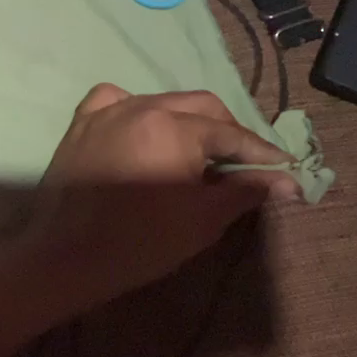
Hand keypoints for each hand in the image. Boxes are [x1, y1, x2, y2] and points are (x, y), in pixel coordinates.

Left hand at [24, 85, 297, 297]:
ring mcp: (105, 112)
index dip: (261, 152)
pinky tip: (143, 129)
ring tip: (199, 152)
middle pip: (199, 107)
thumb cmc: (142, 241)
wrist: (69, 256)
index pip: (231, 133)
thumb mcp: (204, 218)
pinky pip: (113, 101)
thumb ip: (246, 190)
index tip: (285, 168)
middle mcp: (139, 106)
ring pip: (160, 101)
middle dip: (227, 131)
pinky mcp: (79, 124)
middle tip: (243, 162)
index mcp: (173, 126)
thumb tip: (287, 180)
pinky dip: (135, 110)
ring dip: (185, 121)